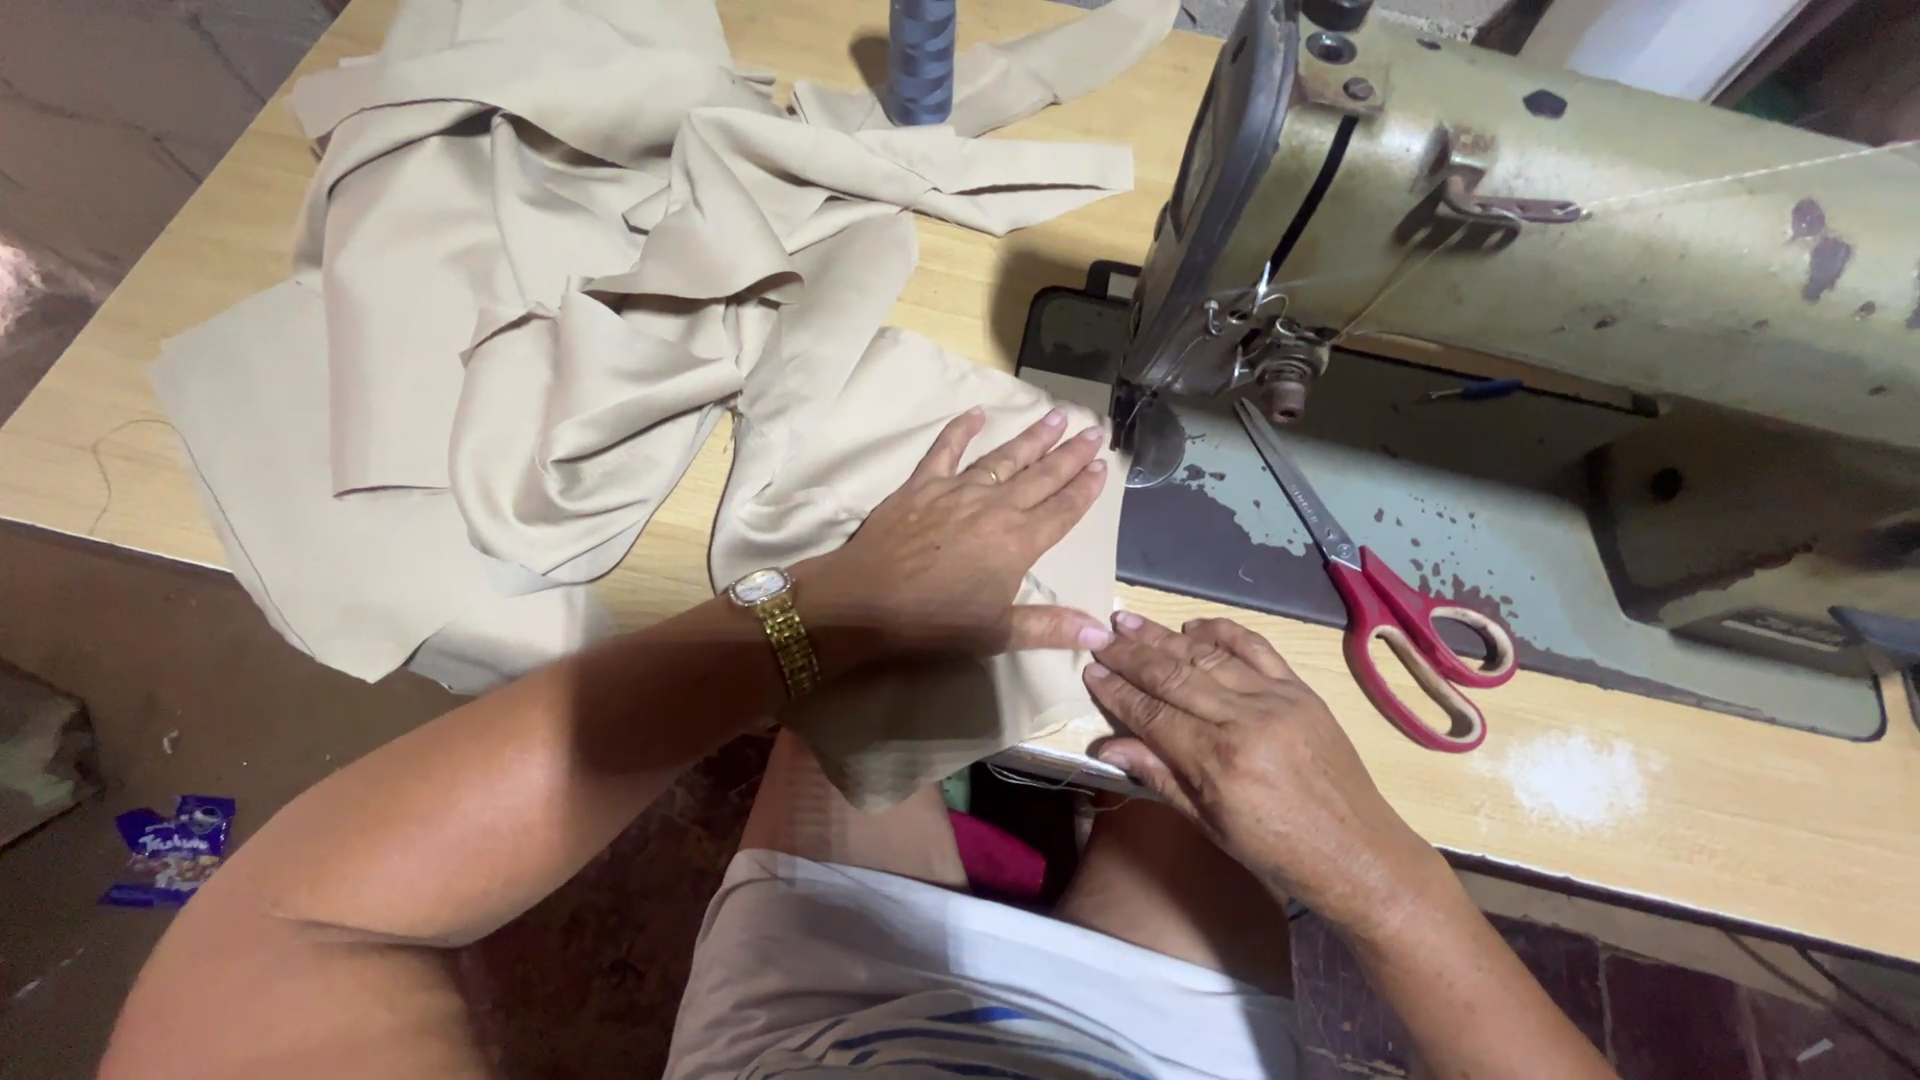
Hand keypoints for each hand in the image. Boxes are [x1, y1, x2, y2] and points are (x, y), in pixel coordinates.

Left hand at [798, 405, 1113, 674]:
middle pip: (1042, 476)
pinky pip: (945, 450)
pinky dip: (961, 429)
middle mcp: (995, 507)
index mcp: (1018, 542)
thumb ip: (1050, 627)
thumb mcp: (997, 632)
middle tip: (1093, 431)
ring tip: (1056, 416)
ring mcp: (957, 491)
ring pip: (1004, 458)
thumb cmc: (934, 623)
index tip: (1103, 466)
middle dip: (1070, 454)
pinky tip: (977, 412)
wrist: (866, 602)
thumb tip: (1102, 631)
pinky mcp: (922, 484)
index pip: (1062, 510)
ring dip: (1032, 437)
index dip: (1085, 489)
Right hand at [1082, 612, 1449, 939]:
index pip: (1152, 713)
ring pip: (1207, 656)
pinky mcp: (1301, 690)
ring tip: (1128, 621)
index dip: (1116, 690)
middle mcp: (1244, 720)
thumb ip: (1158, 777)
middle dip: (1130, 655)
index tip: (1089, 669)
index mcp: (1218, 762)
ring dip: (1163, 636)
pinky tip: (1192, 623)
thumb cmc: (1275, 850)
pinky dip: (1222, 631)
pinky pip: (1256, 648)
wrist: (1357, 852)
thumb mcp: (1208, 824)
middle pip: (1173, 676)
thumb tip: (1107, 746)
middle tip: (1098, 636)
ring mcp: (1276, 699)